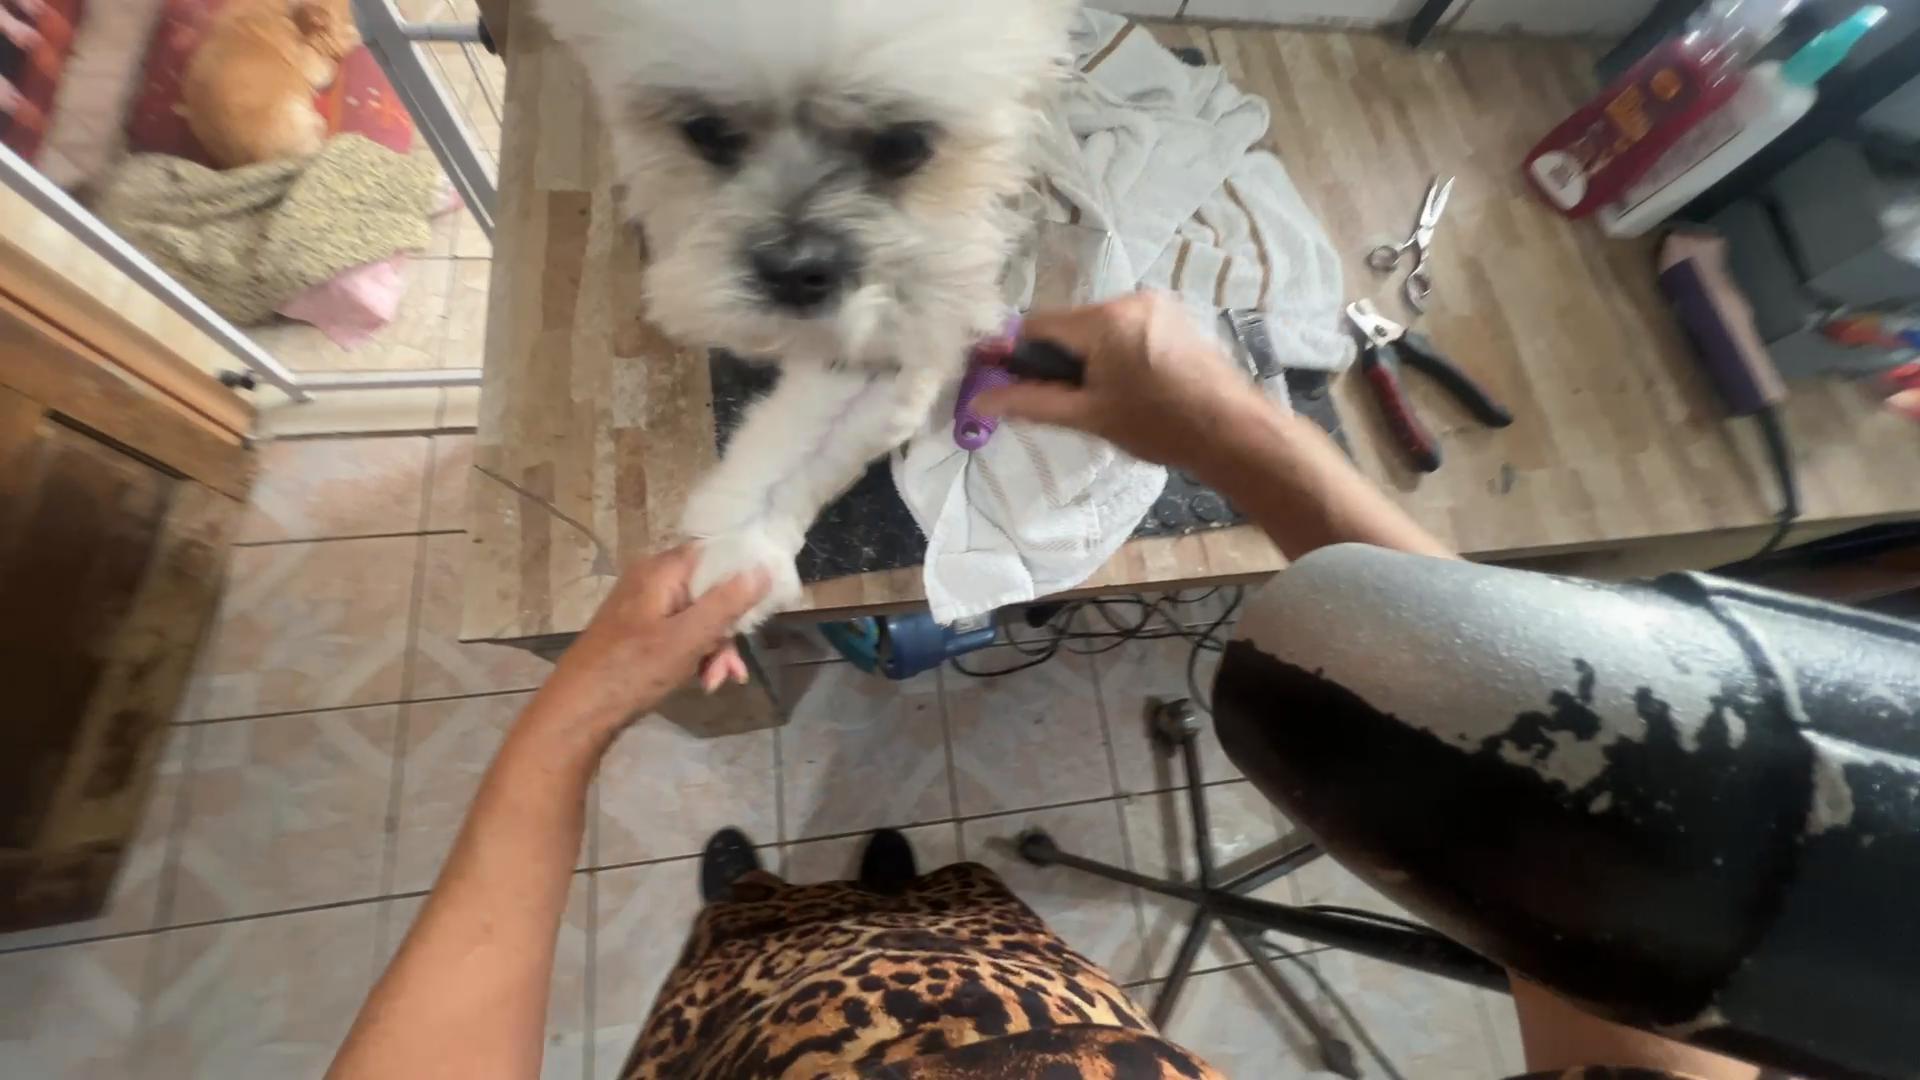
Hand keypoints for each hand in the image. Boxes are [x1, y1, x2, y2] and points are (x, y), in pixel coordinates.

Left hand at [528, 545, 769, 742]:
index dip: (745, 570)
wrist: (576, 714)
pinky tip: (705, 681)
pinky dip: (698, 655)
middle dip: (730, 627)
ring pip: (701, 615)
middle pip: (712, 589)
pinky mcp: (643, 632)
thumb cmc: (631, 671)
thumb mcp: (688, 638)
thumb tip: (765, 568)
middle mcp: (655, 582)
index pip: (716, 552)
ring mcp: (648, 608)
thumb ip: (727, 602)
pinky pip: (684, 633)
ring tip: (718, 680)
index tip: (767, 598)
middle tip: (735, 663)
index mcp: (662, 572)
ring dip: (717, 648)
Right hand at [974, 291, 1267, 472]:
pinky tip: (1136, 385)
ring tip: (1112, 398)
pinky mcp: (1176, 316)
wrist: (1232, 431)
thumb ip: (1030, 403)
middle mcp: (1130, 298)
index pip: (1037, 323)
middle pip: (1070, 325)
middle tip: (1079, 402)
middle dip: (1064, 360)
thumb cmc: (1157, 426)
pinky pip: (1127, 328)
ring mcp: (1157, 304)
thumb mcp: (1087, 417)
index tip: (1027, 387)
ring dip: (1092, 358)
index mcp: (1104, 319)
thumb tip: (979, 402)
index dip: (1022, 355)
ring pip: (1099, 329)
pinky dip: (1118, 353)